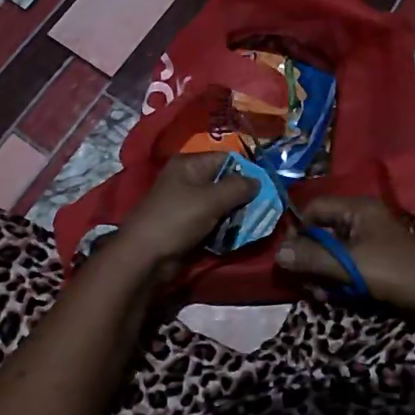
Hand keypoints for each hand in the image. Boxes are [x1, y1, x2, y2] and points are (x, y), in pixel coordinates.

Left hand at [111, 153, 254, 268]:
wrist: (146, 257)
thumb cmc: (177, 219)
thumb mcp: (211, 199)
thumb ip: (238, 187)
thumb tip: (259, 181)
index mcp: (189, 164)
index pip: (226, 158)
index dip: (247, 170)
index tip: (269, 186)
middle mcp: (188, 179)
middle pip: (224, 181)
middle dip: (245, 195)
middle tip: (267, 208)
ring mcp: (187, 204)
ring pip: (221, 204)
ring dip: (237, 214)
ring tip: (257, 223)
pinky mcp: (188, 225)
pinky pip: (213, 221)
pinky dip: (226, 228)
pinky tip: (240, 235)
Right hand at [276, 196, 414, 311]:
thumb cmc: (392, 272)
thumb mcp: (347, 264)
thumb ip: (311, 257)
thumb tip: (279, 253)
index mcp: (358, 208)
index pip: (315, 207)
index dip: (298, 228)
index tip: (289, 254)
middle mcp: (364, 219)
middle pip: (322, 231)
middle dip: (310, 257)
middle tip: (304, 281)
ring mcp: (372, 242)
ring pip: (333, 252)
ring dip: (322, 273)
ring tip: (321, 294)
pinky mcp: (378, 263)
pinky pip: (347, 266)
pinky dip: (338, 280)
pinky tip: (335, 297)